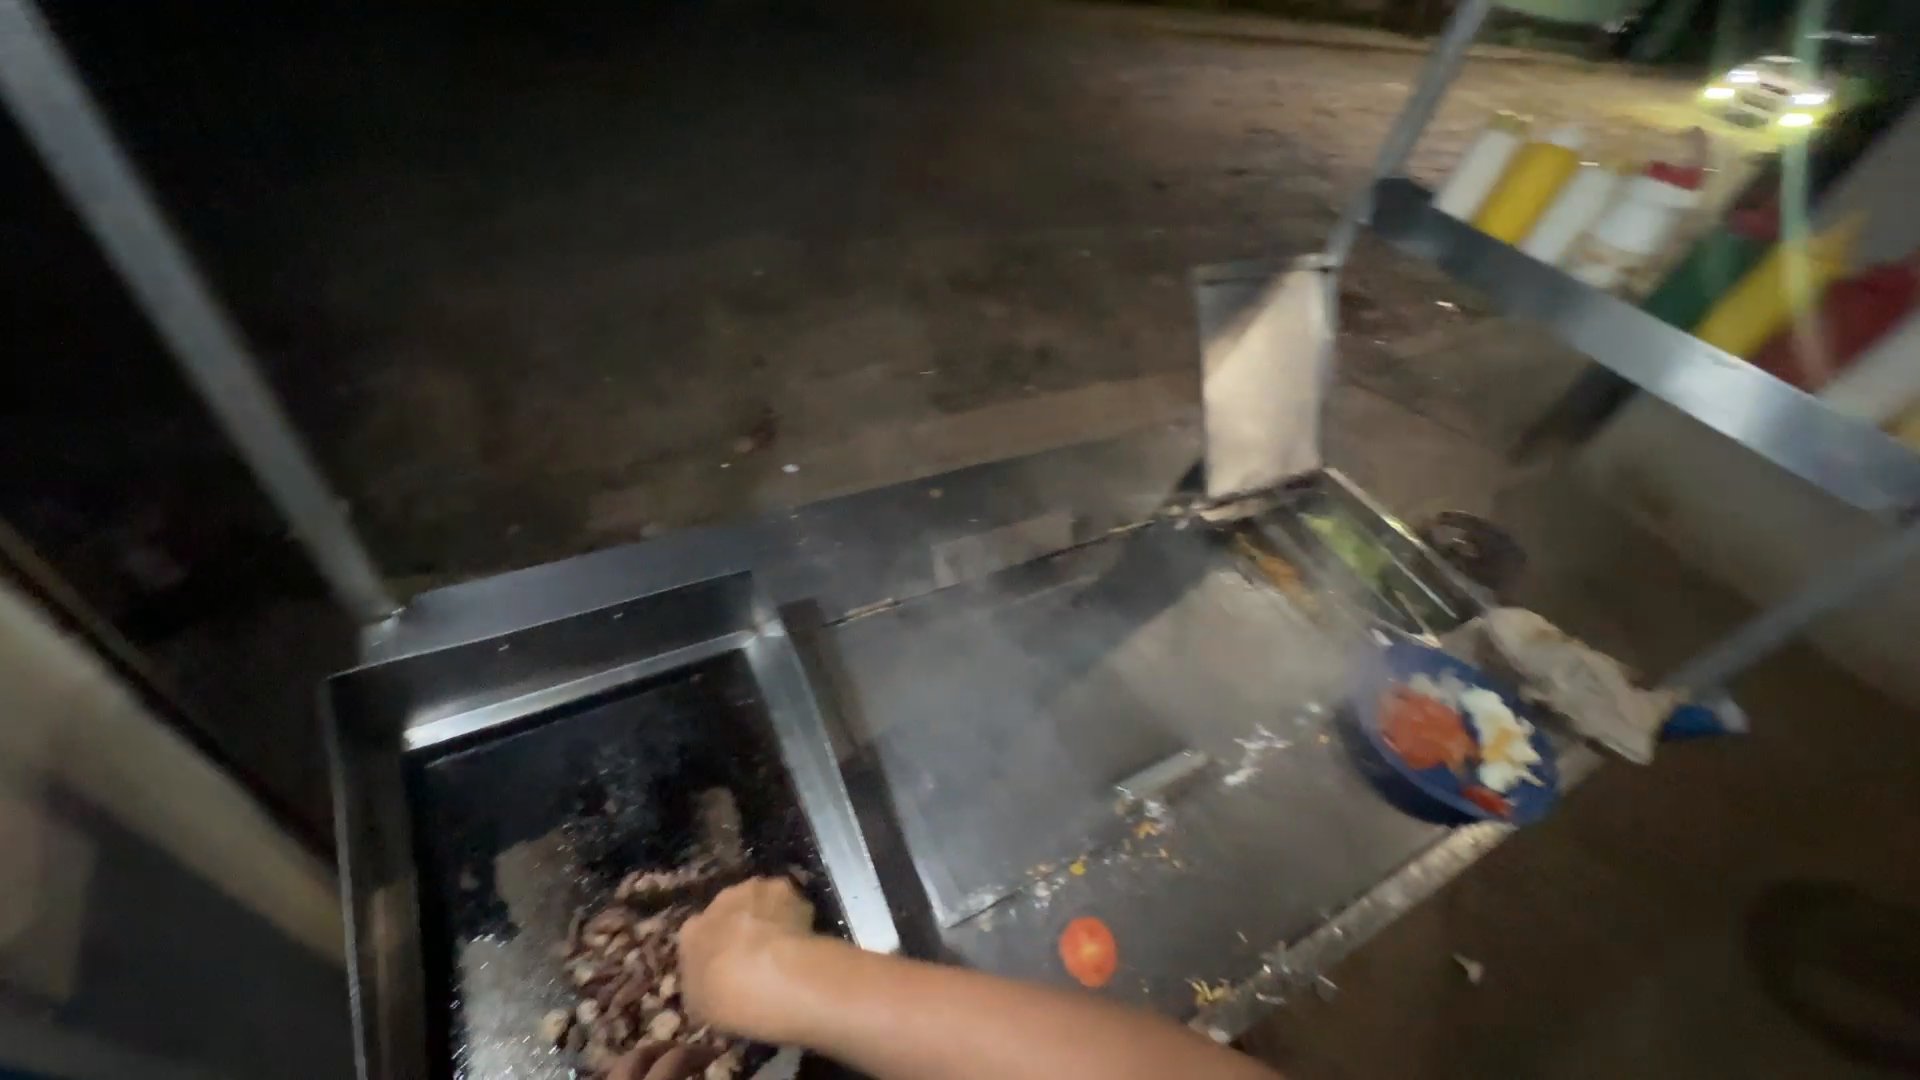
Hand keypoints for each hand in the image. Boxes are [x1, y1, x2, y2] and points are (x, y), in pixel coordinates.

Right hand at [678, 876, 825, 1040]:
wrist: (766, 973)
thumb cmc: (725, 997)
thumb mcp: (701, 1005)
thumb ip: (703, 983)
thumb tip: (711, 981)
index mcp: (691, 932)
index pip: (697, 933)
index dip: (713, 948)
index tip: (726, 964)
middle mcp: (719, 901)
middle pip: (730, 908)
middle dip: (741, 924)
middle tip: (756, 951)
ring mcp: (752, 891)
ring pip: (759, 899)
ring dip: (768, 914)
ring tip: (783, 944)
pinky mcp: (783, 887)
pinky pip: (788, 901)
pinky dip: (794, 914)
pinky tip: (801, 937)